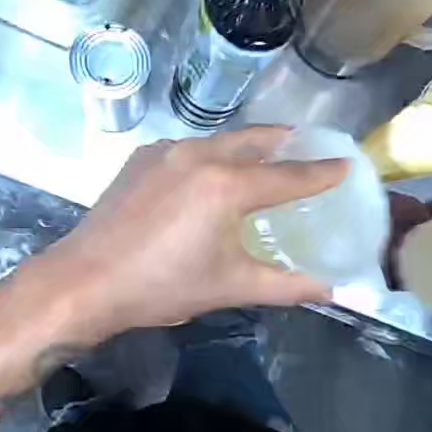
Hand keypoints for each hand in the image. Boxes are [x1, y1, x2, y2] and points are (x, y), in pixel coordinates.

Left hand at [34, 127, 347, 340]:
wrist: (84, 281)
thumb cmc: (163, 287)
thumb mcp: (231, 287)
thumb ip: (287, 285)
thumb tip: (332, 291)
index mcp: (227, 186)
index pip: (289, 176)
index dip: (322, 172)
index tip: (347, 162)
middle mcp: (200, 155)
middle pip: (257, 140)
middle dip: (287, 142)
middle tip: (309, 148)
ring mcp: (166, 150)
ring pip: (221, 139)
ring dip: (248, 146)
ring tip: (265, 159)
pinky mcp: (142, 156)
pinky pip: (190, 147)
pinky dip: (213, 154)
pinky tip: (212, 174)